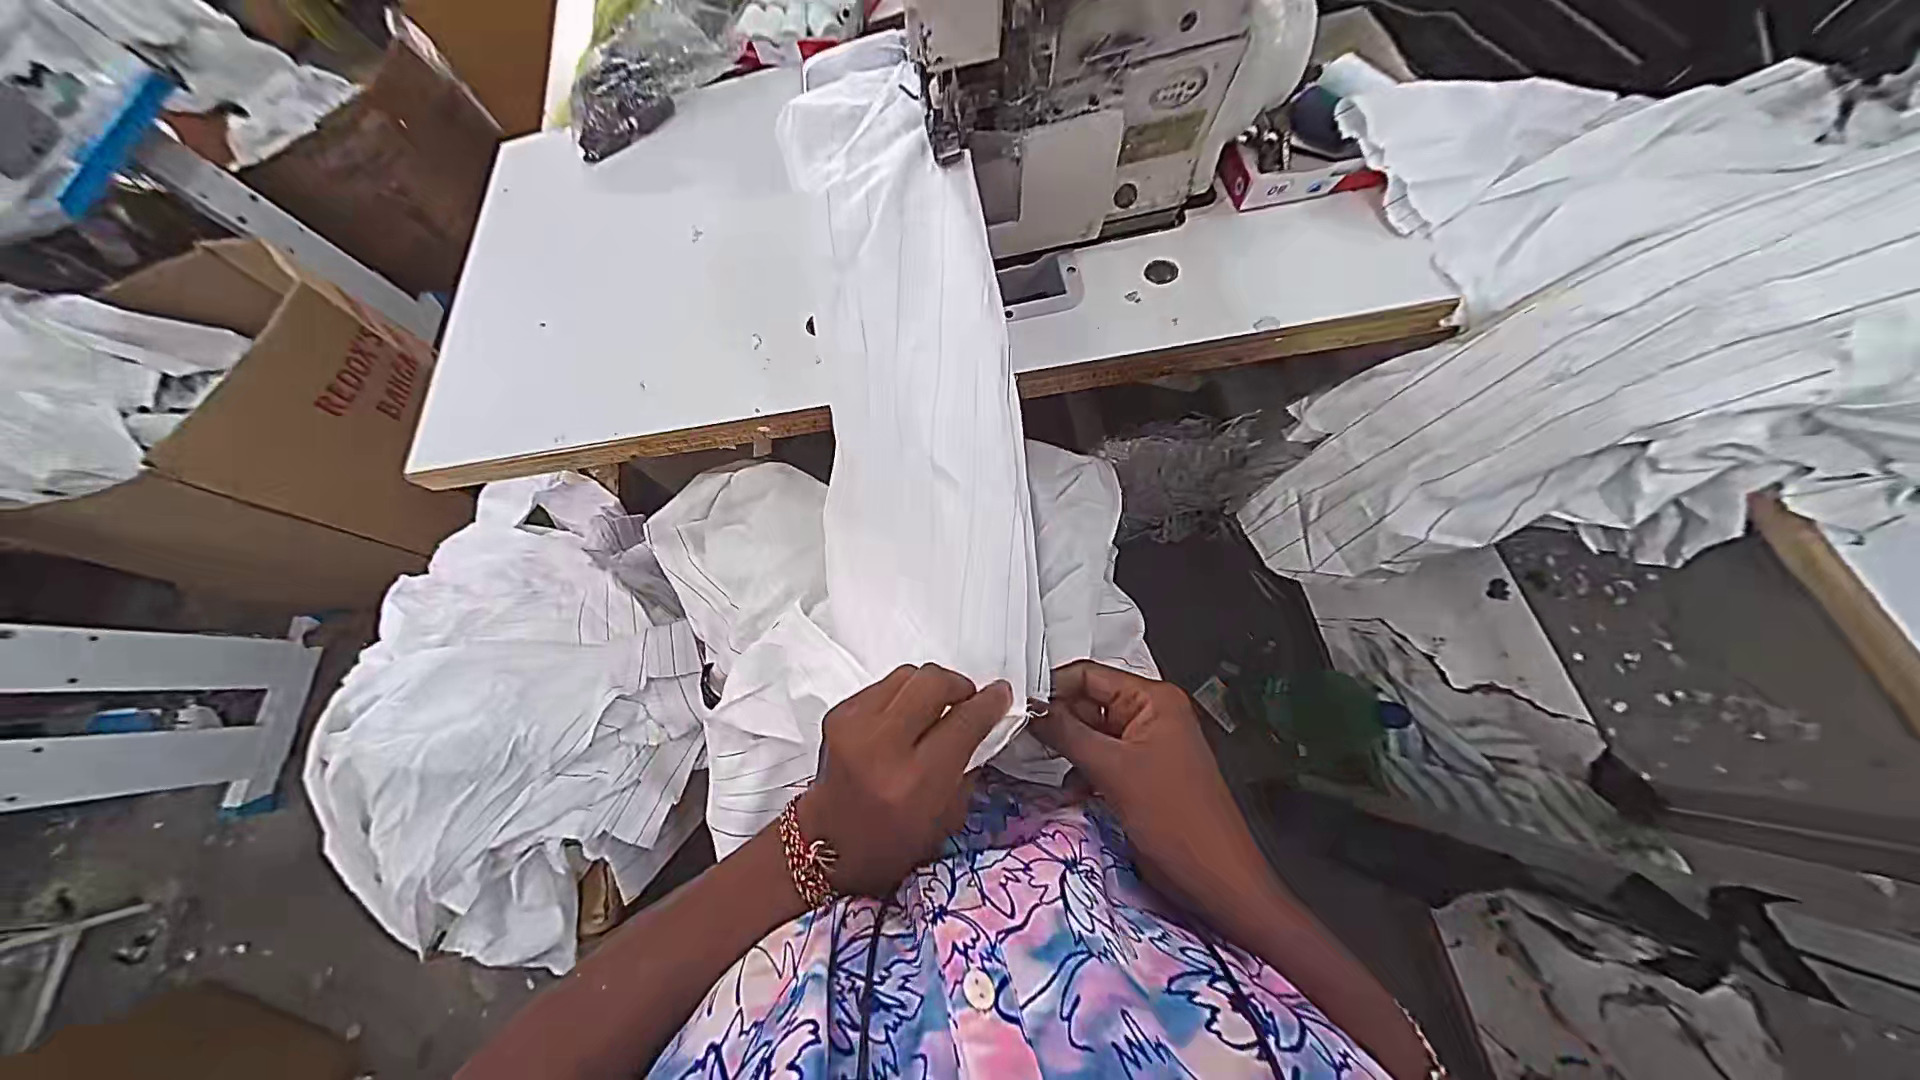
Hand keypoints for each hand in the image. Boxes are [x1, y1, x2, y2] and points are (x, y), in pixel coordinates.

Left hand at [798, 664, 1011, 896]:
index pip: (964, 721)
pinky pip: (883, 685)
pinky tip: (903, 719)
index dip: (989, 702)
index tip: (1000, 695)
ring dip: (930, 687)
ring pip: (908, 674)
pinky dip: (902, 695)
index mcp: (915, 783)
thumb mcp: (945, 817)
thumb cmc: (890, 842)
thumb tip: (986, 719)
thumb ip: (968, 764)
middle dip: (960, 685)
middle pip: (935, 682)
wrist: (824, 844)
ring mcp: (855, 726)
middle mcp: (882, 748)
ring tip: (933, 710)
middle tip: (966, 700)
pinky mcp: (838, 714)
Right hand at [1029, 661, 1276, 920]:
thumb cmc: (1176, 818)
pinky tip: (1070, 789)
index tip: (1019, 704)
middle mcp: (1148, 714)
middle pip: (1087, 702)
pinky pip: (1097, 758)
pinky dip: (1080, 770)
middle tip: (1025, 736)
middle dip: (1058, 721)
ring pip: (1089, 732)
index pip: (1090, 675)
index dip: (1053, 686)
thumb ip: (1067, 733)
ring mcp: (1142, 745)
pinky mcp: (1135, 773)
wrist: (1214, 879)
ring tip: (1046, 765)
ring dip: (1067, 749)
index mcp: (1153, 699)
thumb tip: (1032, 710)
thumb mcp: (1114, 769)